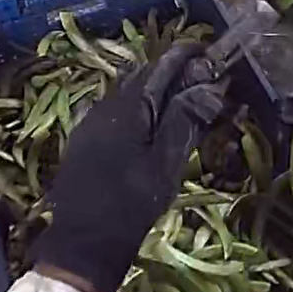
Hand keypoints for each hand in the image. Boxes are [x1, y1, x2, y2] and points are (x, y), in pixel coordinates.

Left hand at [32, 43, 226, 291]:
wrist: (83, 241)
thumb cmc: (132, 201)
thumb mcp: (167, 161)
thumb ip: (185, 118)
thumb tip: (209, 84)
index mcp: (130, 106)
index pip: (162, 65)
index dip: (186, 55)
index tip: (208, 51)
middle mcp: (107, 104)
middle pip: (143, 73)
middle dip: (172, 68)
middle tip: (200, 73)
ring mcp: (92, 121)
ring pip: (128, 89)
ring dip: (155, 85)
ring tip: (181, 93)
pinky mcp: (85, 138)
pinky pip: (116, 107)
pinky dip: (139, 103)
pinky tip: (151, 119)